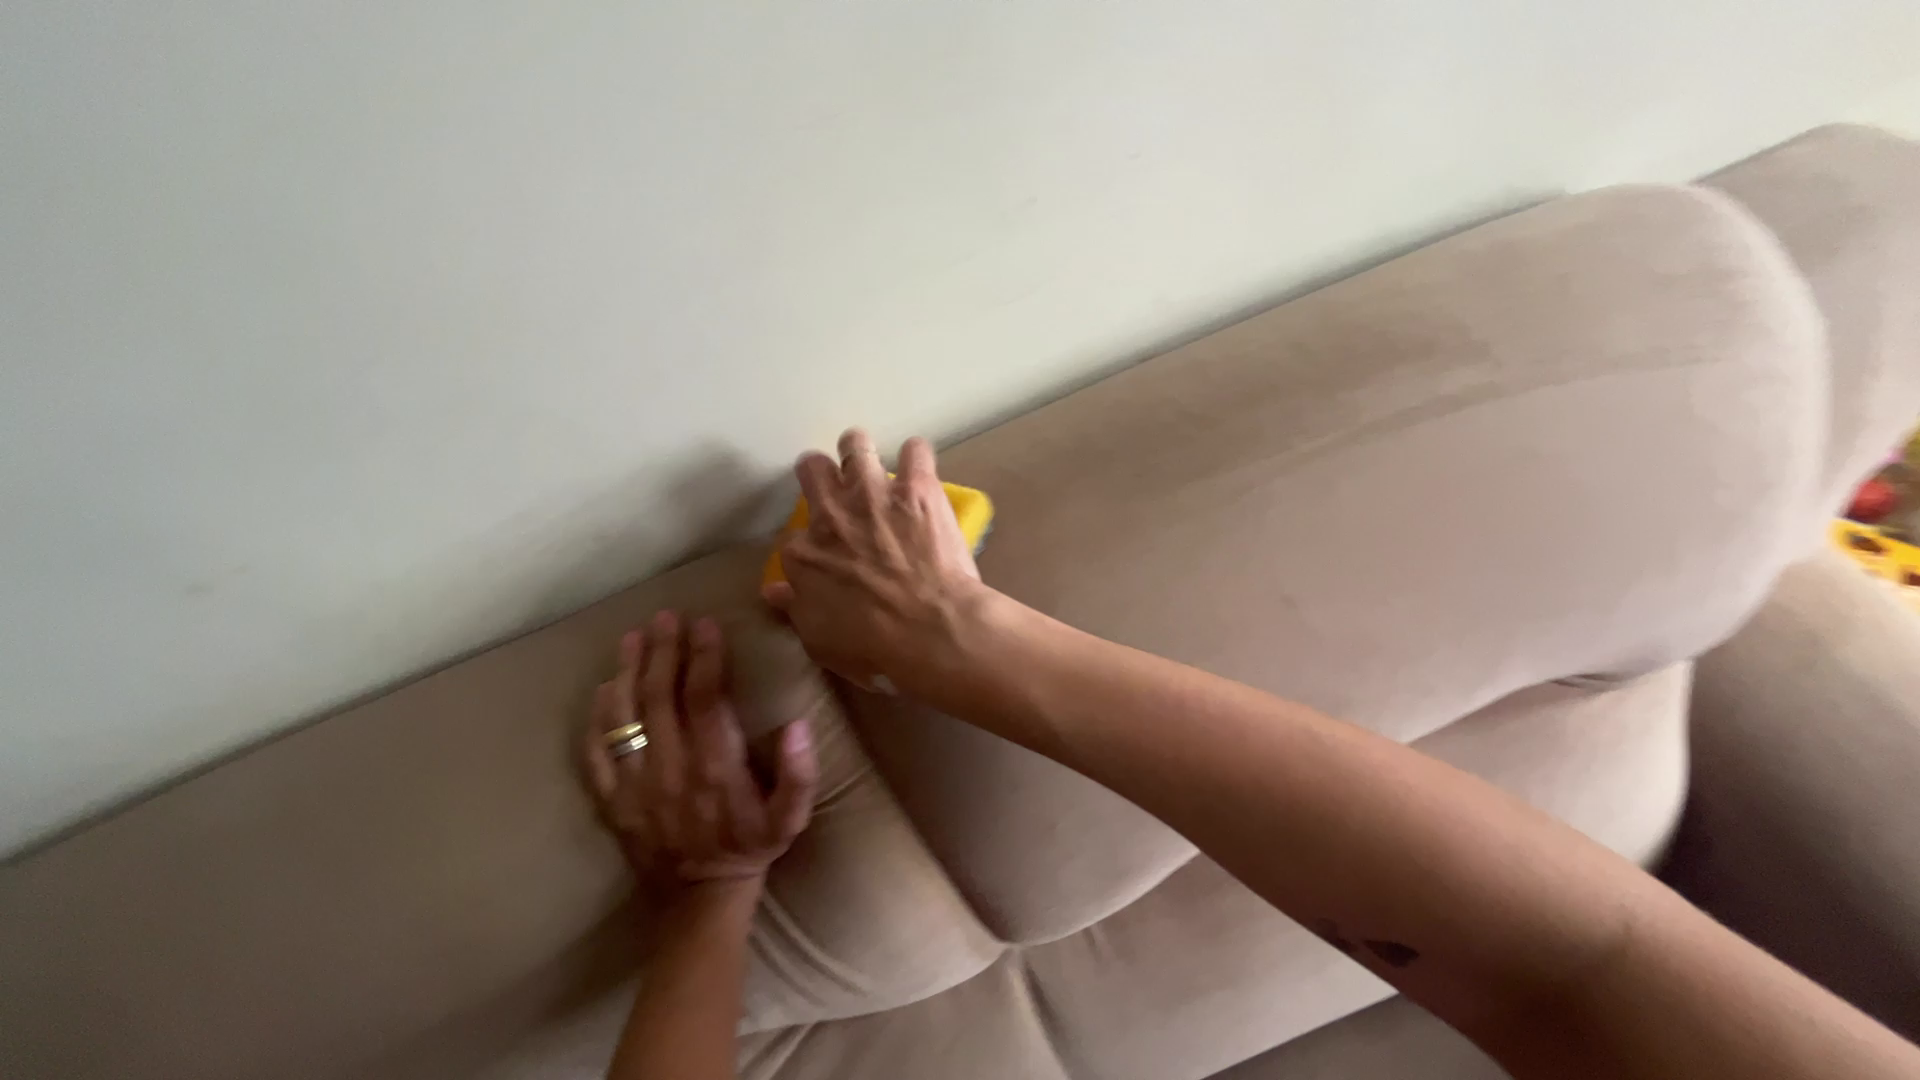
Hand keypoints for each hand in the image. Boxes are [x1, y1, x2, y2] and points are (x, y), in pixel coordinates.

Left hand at [581, 612, 817, 893]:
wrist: (699, 899)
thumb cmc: (751, 846)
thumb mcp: (791, 817)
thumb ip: (799, 773)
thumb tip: (796, 724)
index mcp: (715, 766)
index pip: (706, 696)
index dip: (705, 656)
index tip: (706, 625)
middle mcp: (671, 767)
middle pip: (661, 695)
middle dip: (664, 650)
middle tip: (666, 617)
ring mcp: (635, 784)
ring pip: (624, 715)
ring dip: (628, 671)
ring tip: (633, 637)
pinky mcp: (612, 800)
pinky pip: (596, 751)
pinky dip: (597, 717)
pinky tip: (604, 688)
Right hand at [762, 428, 986, 689]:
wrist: (931, 631)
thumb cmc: (874, 648)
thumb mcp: (821, 641)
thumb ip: (796, 610)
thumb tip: (774, 592)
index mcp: (805, 555)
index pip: (793, 539)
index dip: (808, 546)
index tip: (822, 555)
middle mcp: (832, 515)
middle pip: (813, 470)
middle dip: (820, 473)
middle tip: (835, 486)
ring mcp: (875, 495)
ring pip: (855, 446)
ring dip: (860, 450)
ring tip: (869, 460)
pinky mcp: (917, 488)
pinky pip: (915, 451)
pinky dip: (916, 456)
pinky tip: (919, 467)